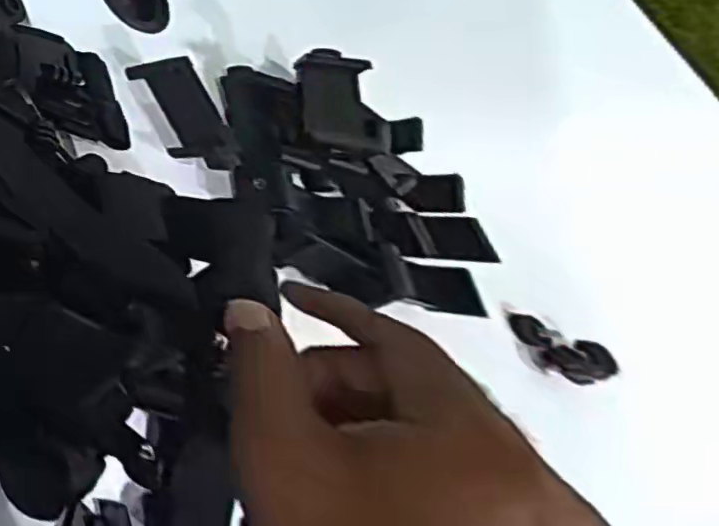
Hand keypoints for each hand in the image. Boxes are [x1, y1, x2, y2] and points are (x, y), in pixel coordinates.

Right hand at [225, 282, 606, 525]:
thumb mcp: (277, 438)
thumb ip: (258, 358)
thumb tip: (251, 313)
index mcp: (479, 447)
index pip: (399, 340)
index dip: (334, 308)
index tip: (295, 296)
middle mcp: (535, 489)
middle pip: (415, 388)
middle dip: (338, 382)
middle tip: (288, 402)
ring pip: (436, 434)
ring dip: (365, 423)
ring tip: (316, 454)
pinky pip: (460, 477)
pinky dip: (401, 463)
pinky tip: (354, 487)